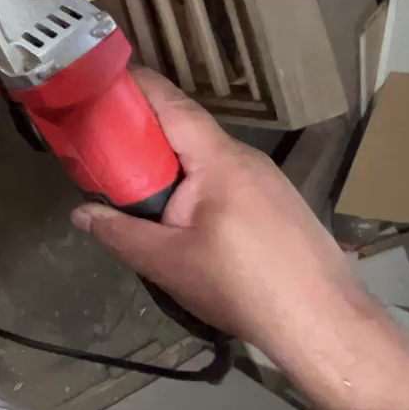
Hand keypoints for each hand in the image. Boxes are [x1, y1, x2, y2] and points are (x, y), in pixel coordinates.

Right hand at [70, 68, 375, 357]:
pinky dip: (190, 181)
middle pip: (185, 130)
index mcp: (220, 161)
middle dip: (140, 130)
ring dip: (165, 161)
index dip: (136, 85)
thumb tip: (80, 213)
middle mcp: (245, 160)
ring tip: (129, 180)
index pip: (173, 104)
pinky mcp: (277, 205)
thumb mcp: (167, 263)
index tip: (99, 80)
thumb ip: (118, 232)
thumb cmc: (244, 286)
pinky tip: (176, 214)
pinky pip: (222, 179)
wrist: (328, 329)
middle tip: (98, 141)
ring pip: (203, 158)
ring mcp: (266, 181)